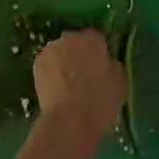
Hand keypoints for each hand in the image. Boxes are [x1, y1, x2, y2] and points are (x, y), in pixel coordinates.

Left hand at [17, 30, 125, 158]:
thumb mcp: (120, 84)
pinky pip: (48, 62)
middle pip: (76, 42)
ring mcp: (51, 48)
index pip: (96, 38)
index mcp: (92, 40)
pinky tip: (56, 88)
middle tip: (84, 75)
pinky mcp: (38, 61)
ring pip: (60, 51)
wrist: (70, 120)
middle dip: (79, 54)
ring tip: (68, 84)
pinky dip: (52, 71)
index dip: (98, 52)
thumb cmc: (100, 103)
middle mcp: (70, 38)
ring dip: (64, 61)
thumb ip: (113, 65)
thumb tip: (107, 60)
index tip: (100, 66)